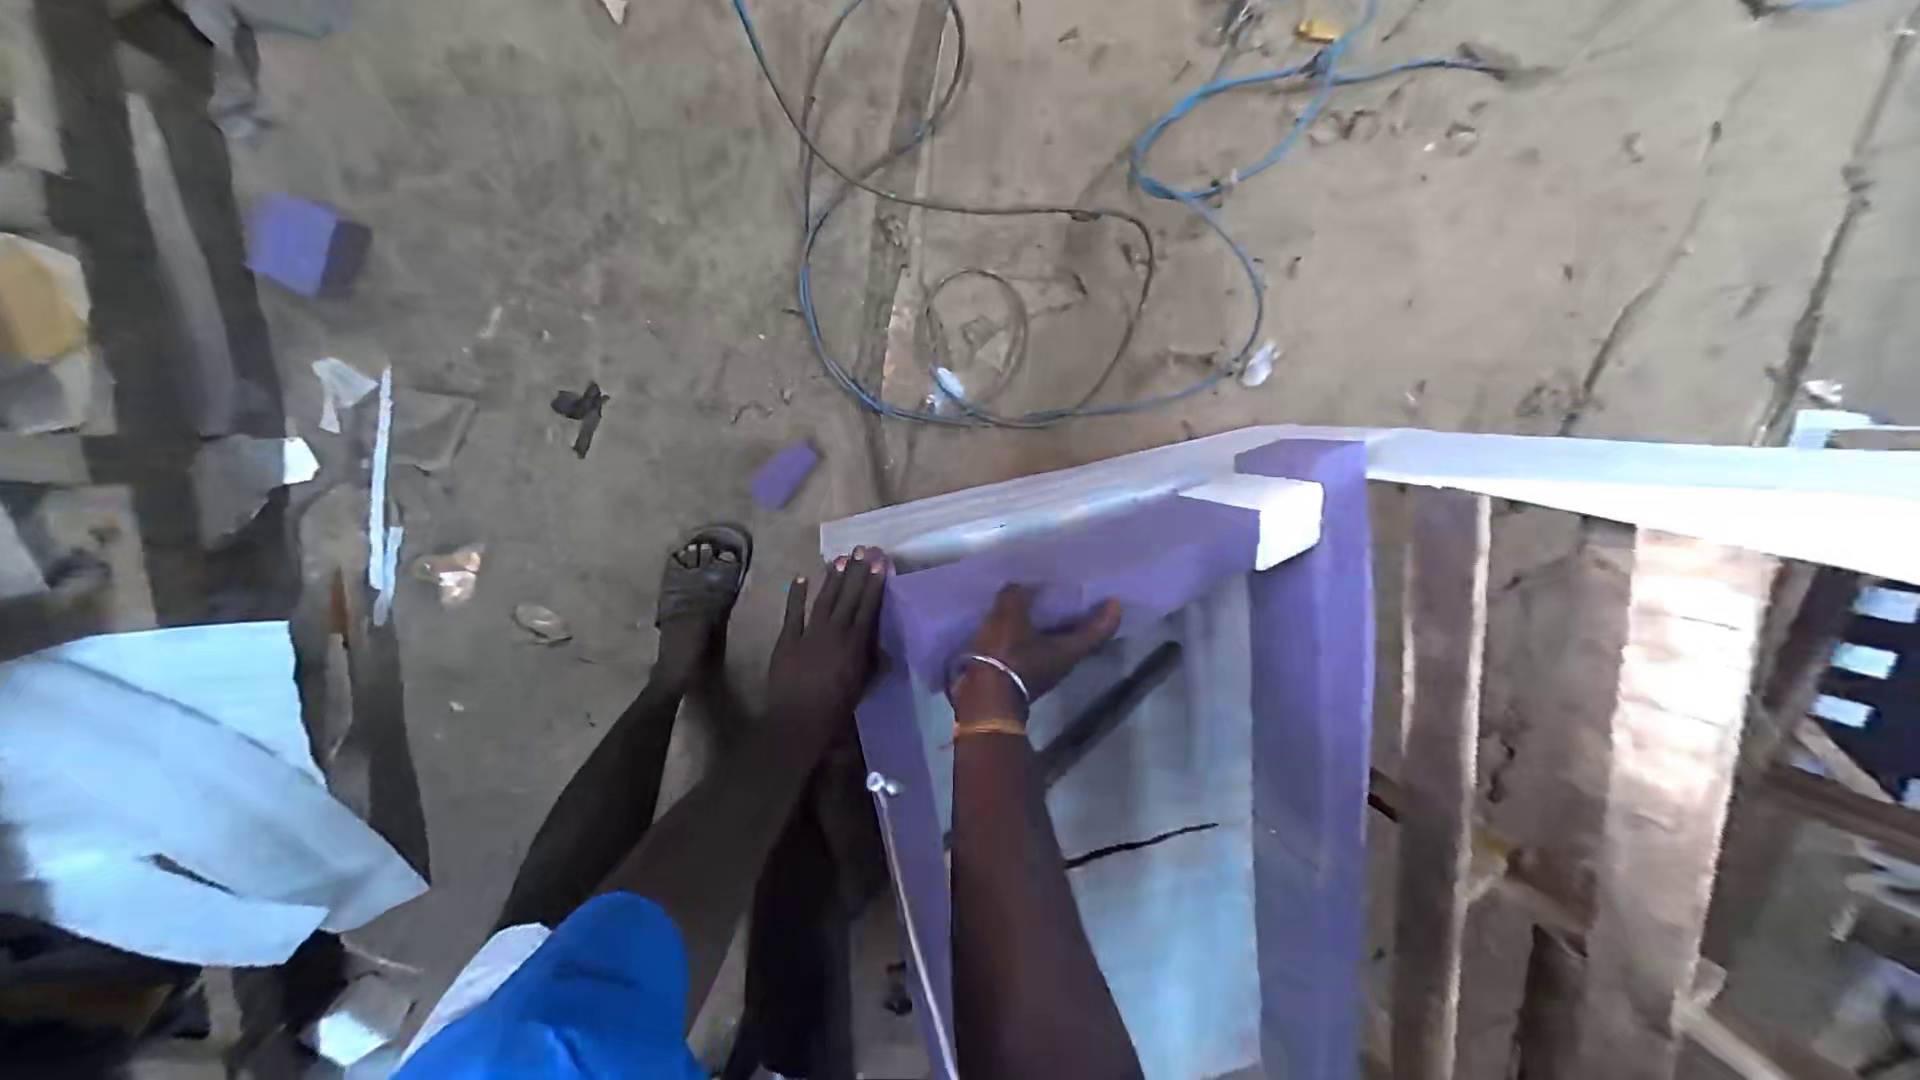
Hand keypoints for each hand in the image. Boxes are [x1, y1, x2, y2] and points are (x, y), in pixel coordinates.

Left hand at [767, 546, 888, 736]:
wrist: (799, 719)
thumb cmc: (837, 707)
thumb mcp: (863, 686)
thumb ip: (874, 665)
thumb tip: (887, 652)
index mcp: (855, 643)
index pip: (868, 607)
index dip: (874, 584)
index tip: (879, 563)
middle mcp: (834, 631)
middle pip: (848, 596)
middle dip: (856, 571)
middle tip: (862, 549)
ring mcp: (809, 633)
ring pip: (824, 599)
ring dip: (833, 578)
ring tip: (840, 558)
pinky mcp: (787, 639)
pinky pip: (792, 613)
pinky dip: (795, 595)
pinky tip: (801, 578)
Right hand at [952, 585, 1120, 727]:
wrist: (981, 699)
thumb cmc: (1006, 657)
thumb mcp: (1009, 617)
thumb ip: (1016, 597)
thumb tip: (1019, 586)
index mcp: (1069, 650)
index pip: (1100, 631)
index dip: (1109, 615)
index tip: (1113, 599)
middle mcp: (1062, 663)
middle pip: (1080, 638)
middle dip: (1081, 617)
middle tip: (1079, 595)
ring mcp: (1043, 672)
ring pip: (1056, 644)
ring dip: (1054, 625)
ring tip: (1045, 602)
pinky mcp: (1023, 676)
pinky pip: (1035, 649)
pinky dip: (1033, 634)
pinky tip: (1019, 620)